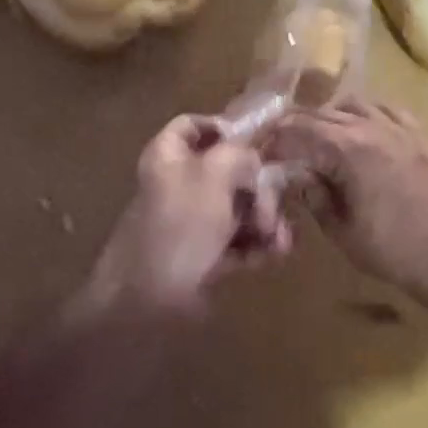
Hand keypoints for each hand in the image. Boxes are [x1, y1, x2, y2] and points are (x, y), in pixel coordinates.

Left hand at [93, 115, 290, 315]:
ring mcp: (191, 222)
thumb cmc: (180, 227)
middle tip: (269, 209)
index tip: (258, 144)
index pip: (193, 126)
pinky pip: (237, 241)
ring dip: (264, 220)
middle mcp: (178, 184)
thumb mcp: (214, 176)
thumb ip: (239, 155)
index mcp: (169, 156)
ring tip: (279, 240)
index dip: (224, 129)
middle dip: (258, 188)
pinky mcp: (203, 256)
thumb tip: (252, 160)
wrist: (148, 301)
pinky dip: (256, 245)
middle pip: (228, 170)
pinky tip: (274, 254)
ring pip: (238, 208)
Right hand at [262, 99, 427, 300]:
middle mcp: (369, 127)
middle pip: (320, 113)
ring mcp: (397, 128)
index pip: (295, 131)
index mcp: (346, 148)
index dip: (272, 141)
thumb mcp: (339, 228)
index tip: (258, 155)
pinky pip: (385, 109)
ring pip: (351, 104)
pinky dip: (364, 114)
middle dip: (293, 127)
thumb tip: (294, 175)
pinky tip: (358, 130)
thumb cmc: (392, 249)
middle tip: (278, 147)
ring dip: (327, 116)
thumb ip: (312, 194)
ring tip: (315, 137)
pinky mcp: (419, 136)